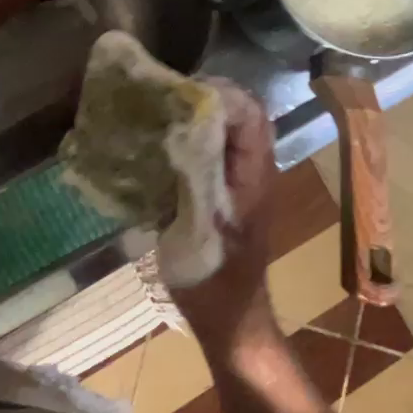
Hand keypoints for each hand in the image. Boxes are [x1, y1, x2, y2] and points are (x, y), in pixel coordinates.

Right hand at [172, 84, 284, 348]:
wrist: (231, 319)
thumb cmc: (213, 279)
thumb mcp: (195, 228)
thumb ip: (190, 178)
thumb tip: (174, 132)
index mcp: (254, 176)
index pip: (249, 113)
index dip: (215, 93)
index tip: (172, 92)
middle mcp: (255, 172)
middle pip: (240, 116)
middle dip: (203, 99)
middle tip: (160, 99)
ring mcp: (244, 183)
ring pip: (229, 133)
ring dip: (198, 118)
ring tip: (157, 116)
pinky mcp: (229, 195)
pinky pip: (217, 152)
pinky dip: (194, 140)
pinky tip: (161, 148)